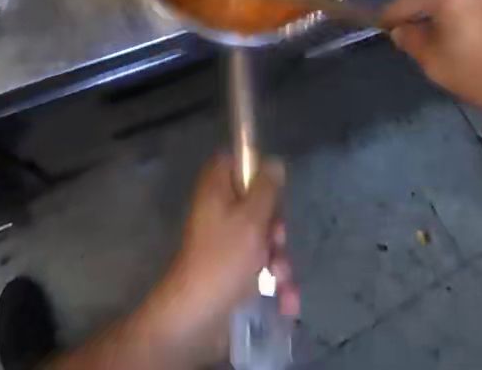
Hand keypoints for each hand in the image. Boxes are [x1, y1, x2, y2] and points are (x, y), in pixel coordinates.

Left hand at [135, 154, 296, 366]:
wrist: (197, 318)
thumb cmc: (223, 259)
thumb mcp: (251, 219)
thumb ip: (266, 189)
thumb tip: (274, 162)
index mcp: (216, 189)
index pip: (235, 162)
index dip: (256, 171)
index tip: (273, 190)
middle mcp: (219, 212)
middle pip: (257, 204)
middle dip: (276, 228)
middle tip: (277, 241)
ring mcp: (226, 244)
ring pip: (264, 240)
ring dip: (279, 261)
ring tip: (280, 280)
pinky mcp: (234, 274)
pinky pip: (261, 269)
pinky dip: (275, 285)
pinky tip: (284, 301)